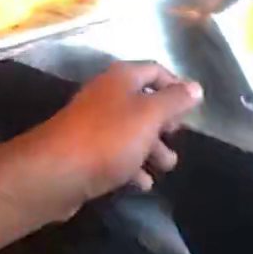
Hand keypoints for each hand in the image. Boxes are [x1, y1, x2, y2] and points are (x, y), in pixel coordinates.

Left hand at [7, 61, 201, 219]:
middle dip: (164, 121)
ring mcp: (94, 120)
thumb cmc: (108, 138)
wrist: (57, 171)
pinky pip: (116, 151)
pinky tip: (142, 183)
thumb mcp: (149, 116)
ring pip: (131, 128)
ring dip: (151, 147)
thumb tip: (195, 86)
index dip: (176, 86)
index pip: (155, 70)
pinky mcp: (86, 148)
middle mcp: (107, 92)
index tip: (193, 109)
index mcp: (122, 77)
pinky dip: (132, 164)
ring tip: (166, 167)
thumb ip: (173, 101)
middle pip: (144, 100)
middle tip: (178, 138)